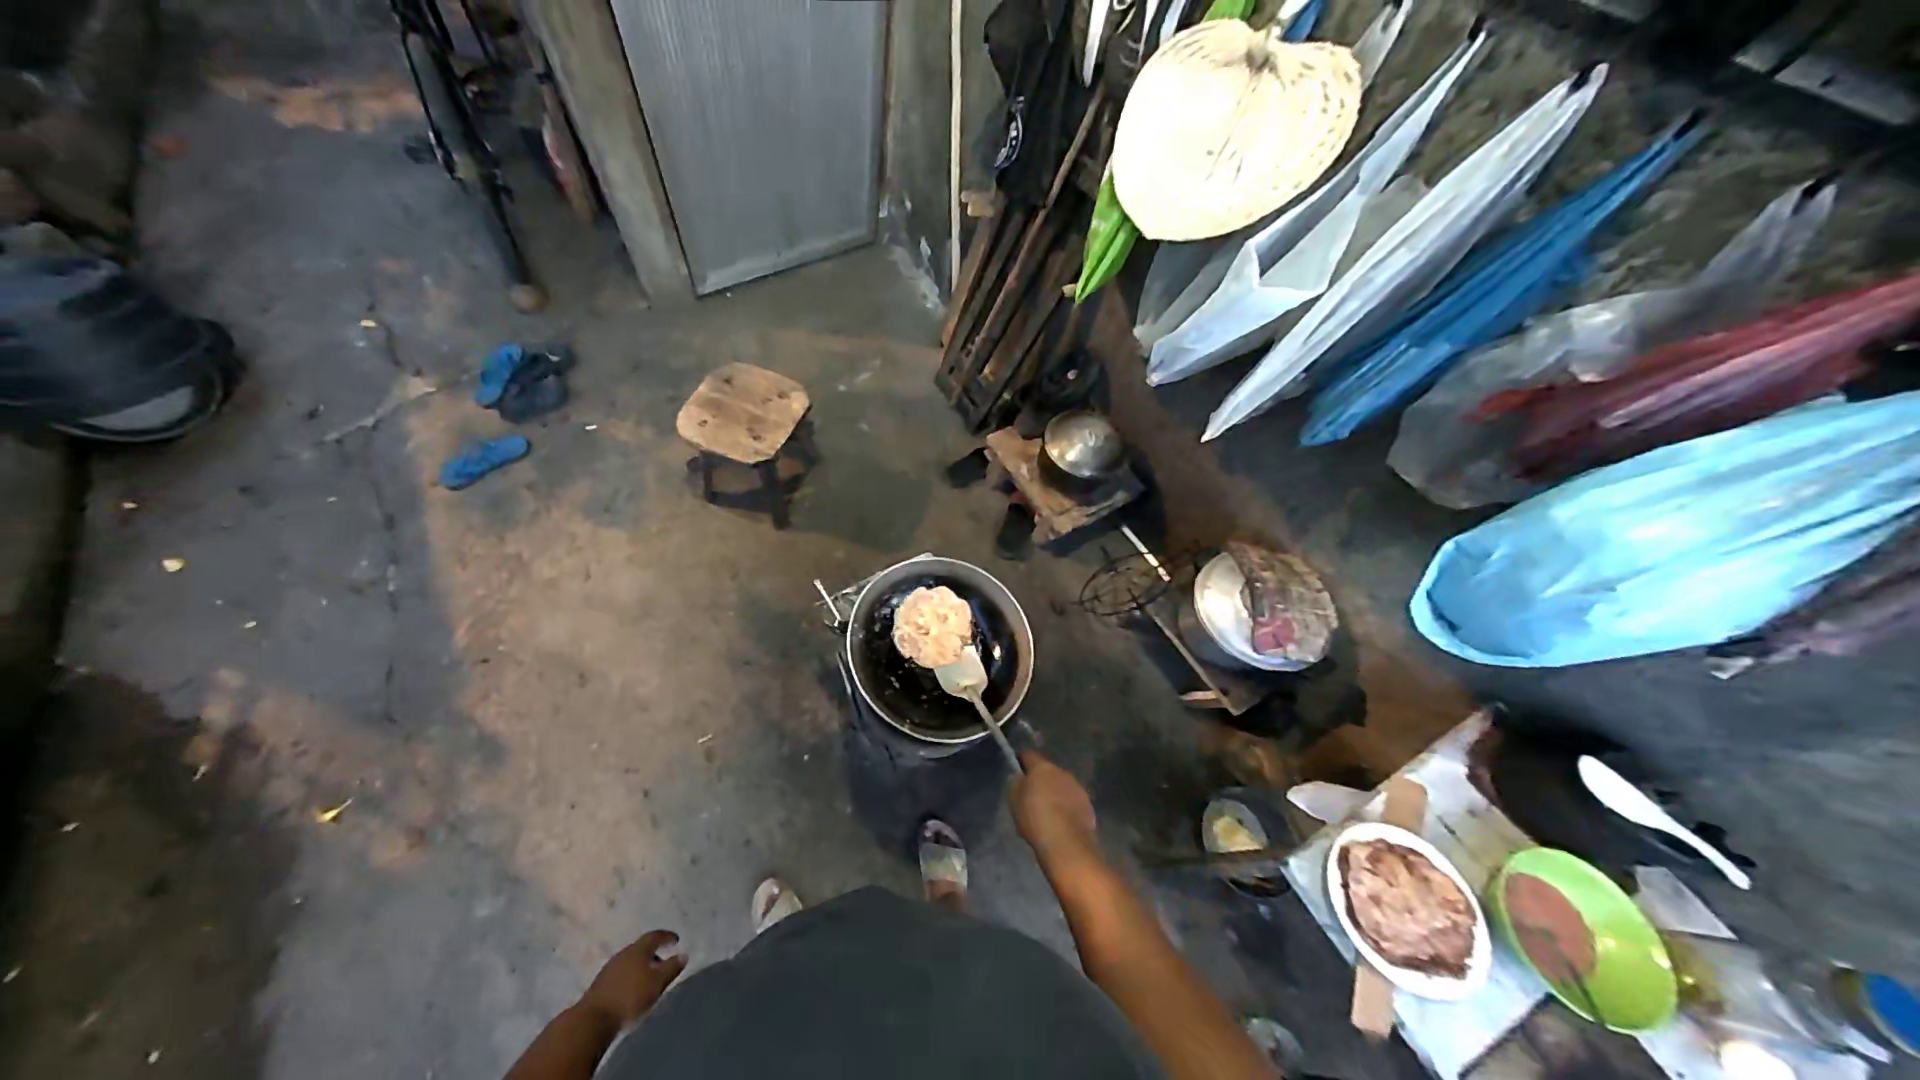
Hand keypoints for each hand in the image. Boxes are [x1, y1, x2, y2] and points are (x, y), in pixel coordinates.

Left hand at [577, 930, 686, 1029]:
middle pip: (641, 948)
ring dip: (642, 965)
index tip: (676, 940)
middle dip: (654, 952)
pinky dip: (631, 975)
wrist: (592, 1020)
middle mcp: (623, 954)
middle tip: (664, 960)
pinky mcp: (600, 984)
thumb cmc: (629, 997)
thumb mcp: (657, 983)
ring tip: (650, 977)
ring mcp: (609, 969)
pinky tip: (633, 988)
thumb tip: (683, 954)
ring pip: (630, 961)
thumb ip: (671, 968)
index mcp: (637, 950)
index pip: (654, 936)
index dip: (666, 936)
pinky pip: (621, 972)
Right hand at [1011, 751, 1098, 861]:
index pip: (1030, 755)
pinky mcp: (1088, 806)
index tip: (1017, 770)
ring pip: (1062, 786)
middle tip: (1032, 795)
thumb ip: (1016, 784)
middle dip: (1041, 780)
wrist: (1066, 844)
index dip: (1022, 761)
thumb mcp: (1015, 800)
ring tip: (1048, 811)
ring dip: (1055, 793)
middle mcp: (1063, 773)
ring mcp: (1078, 789)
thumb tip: (1019, 777)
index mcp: (1043, 768)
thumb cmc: (1035, 818)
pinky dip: (1066, 807)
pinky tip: (1061, 821)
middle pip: (1048, 771)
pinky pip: (1073, 801)